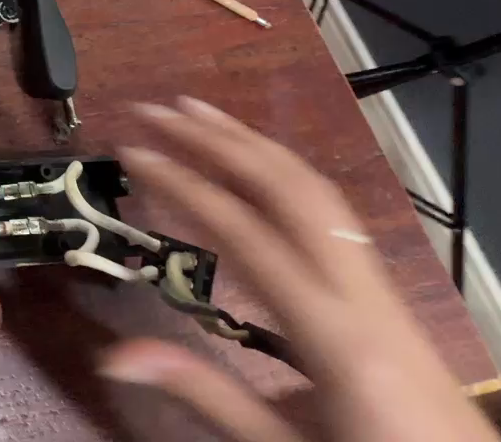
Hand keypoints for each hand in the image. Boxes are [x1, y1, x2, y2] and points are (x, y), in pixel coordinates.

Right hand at [101, 97, 499, 441]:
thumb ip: (204, 392)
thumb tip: (114, 356)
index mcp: (332, 333)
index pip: (244, 233)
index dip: (183, 184)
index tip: (132, 152)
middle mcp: (360, 293)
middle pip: (286, 190)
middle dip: (219, 140)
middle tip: (158, 110)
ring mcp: (380, 287)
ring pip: (316, 192)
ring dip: (253, 143)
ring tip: (198, 113)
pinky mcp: (386, 293)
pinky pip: (332, 213)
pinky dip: (284, 171)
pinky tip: (253, 163)